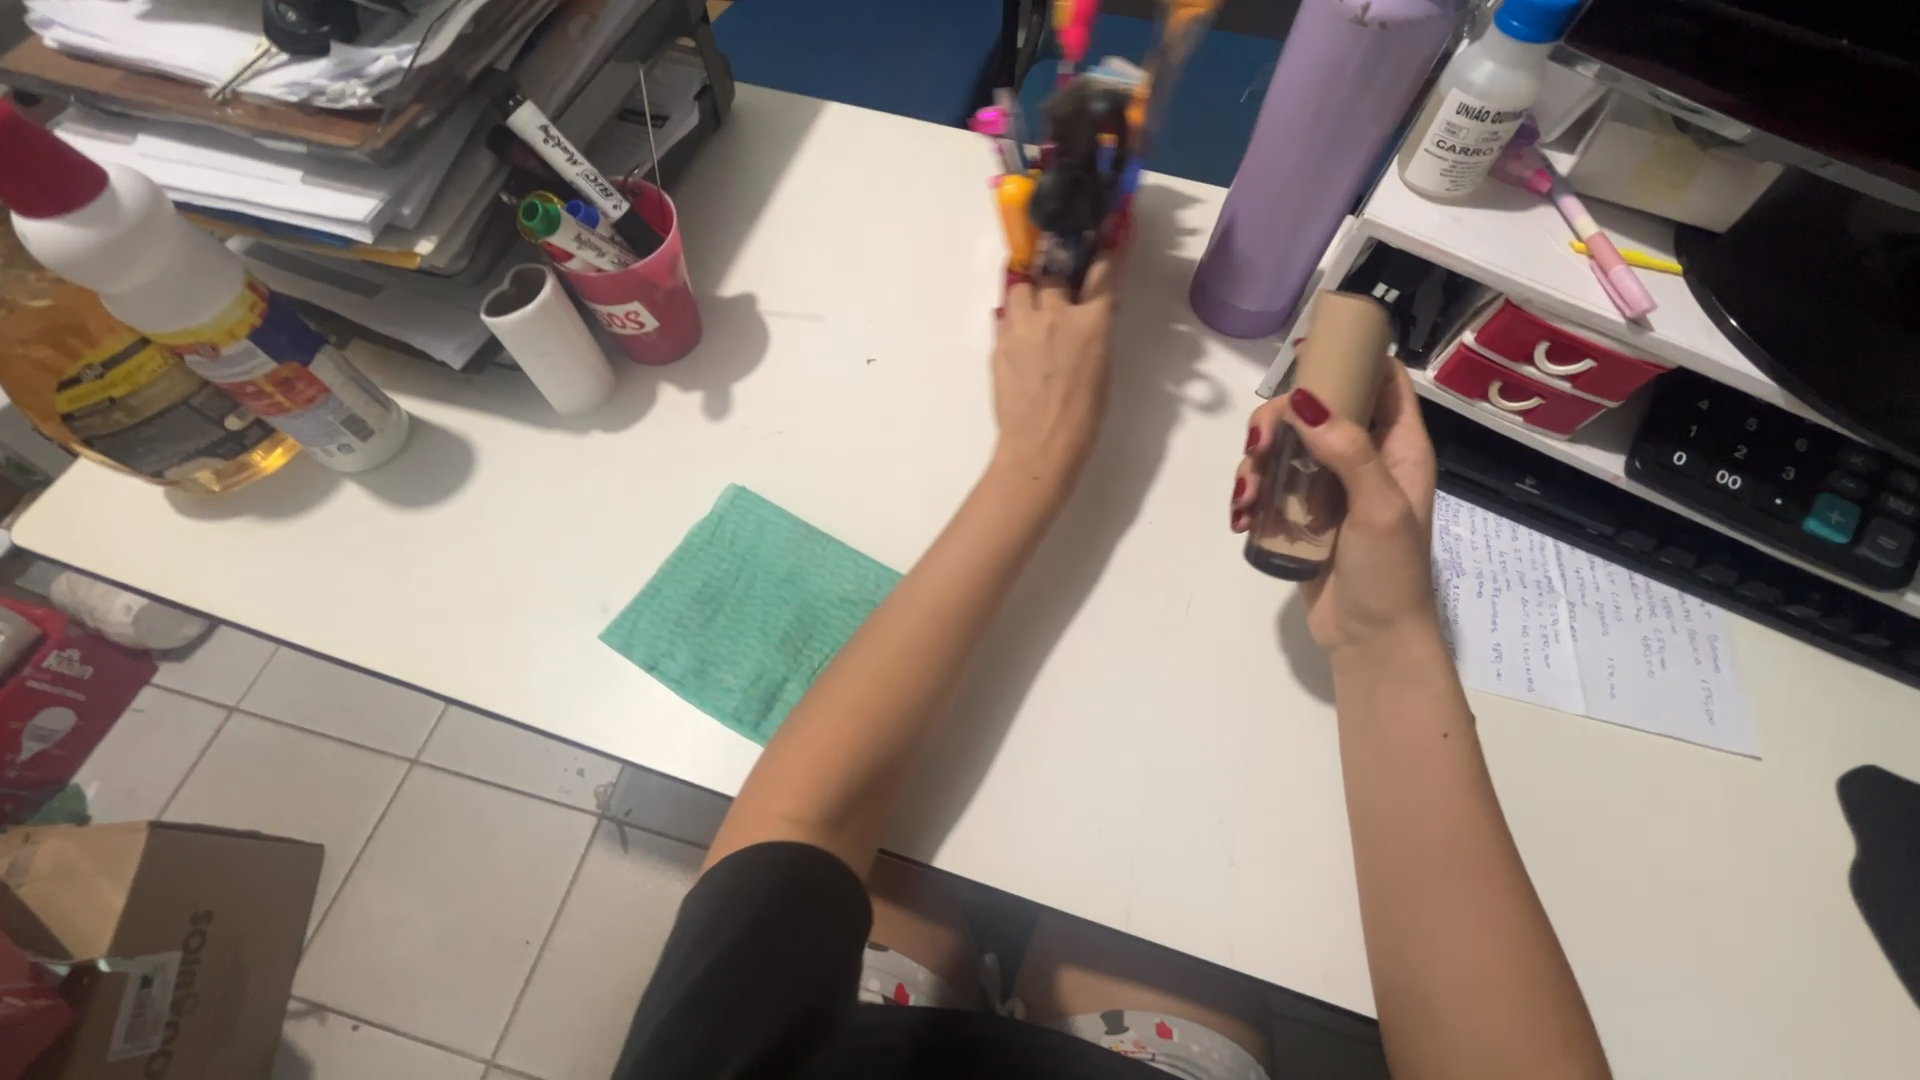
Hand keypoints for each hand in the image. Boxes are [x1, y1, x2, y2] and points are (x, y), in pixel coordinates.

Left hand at [990, 257, 1117, 486]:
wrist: (1039, 446)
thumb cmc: (1083, 417)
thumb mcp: (1102, 369)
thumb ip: (1094, 333)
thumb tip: (1089, 316)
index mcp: (1091, 322)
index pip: (1102, 272)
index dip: (1105, 252)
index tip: (1105, 237)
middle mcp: (1055, 315)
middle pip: (1053, 273)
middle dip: (1057, 276)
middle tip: (1059, 285)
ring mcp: (1022, 327)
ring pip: (1021, 286)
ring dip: (1029, 290)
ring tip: (1033, 306)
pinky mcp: (999, 343)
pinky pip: (1004, 316)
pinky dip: (1013, 318)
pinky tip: (1018, 332)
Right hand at [1230, 361, 1440, 656]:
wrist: (1369, 638)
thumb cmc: (1389, 574)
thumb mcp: (1378, 509)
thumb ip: (1347, 452)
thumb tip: (1304, 399)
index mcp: (1396, 448)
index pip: (1380, 381)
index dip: (1348, 356)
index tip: (1306, 351)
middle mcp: (1361, 459)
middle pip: (1315, 410)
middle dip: (1278, 421)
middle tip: (1256, 446)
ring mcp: (1327, 487)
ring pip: (1284, 447)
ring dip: (1256, 463)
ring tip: (1246, 498)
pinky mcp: (1299, 514)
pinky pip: (1269, 486)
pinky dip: (1250, 494)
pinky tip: (1242, 516)